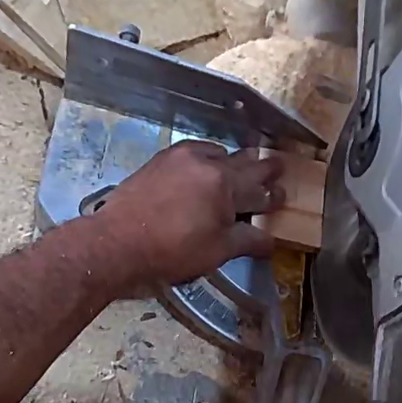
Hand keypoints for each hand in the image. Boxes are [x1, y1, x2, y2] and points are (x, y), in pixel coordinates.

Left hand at [93, 141, 284, 288]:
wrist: (118, 242)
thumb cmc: (172, 251)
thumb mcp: (217, 251)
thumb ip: (247, 241)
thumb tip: (271, 241)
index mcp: (225, 186)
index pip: (259, 191)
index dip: (273, 195)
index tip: (283, 194)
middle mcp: (207, 164)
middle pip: (243, 164)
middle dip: (262, 167)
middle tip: (278, 164)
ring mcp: (182, 158)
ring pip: (219, 154)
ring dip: (234, 161)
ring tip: (243, 164)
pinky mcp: (161, 160)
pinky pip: (193, 151)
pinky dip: (207, 156)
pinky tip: (206, 163)